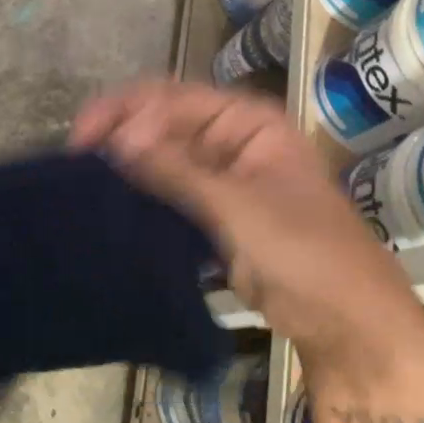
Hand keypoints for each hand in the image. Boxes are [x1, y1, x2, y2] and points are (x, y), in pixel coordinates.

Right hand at [71, 80, 423, 362]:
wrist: (348, 324)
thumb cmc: (307, 253)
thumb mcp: (238, 205)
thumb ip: (174, 168)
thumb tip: (116, 139)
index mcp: (247, 122)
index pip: (171, 99)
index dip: (126, 111)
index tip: (87, 139)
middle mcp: (230, 139)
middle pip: (159, 122)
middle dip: (118, 132)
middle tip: (75, 156)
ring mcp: (218, 176)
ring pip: (157, 156)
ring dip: (123, 162)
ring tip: (81, 177)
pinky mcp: (208, 212)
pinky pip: (162, 190)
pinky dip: (136, 191)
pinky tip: (106, 200)